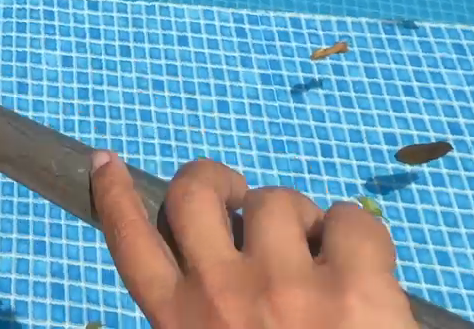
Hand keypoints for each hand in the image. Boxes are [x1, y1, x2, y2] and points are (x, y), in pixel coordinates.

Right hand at [90, 154, 415, 327]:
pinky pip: (351, 221)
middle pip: (192, 195)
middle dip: (212, 179)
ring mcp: (286, 286)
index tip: (105, 161)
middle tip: (236, 193)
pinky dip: (359, 233)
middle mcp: (221, 293)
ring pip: (275, 201)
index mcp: (181, 323)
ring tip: (321, 254)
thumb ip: (199, 320)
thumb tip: (213, 268)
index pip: (130, 240)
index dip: (114, 194)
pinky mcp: (358, 291)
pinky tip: (367, 264)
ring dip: (300, 218)